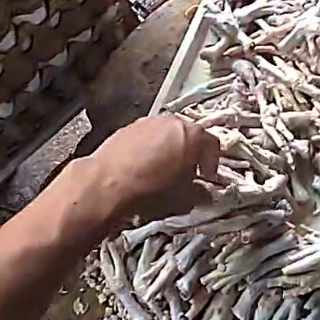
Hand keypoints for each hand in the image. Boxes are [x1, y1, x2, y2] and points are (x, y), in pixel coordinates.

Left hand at [77, 114, 219, 226]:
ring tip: (163, 171)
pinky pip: (145, 137)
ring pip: (165, 134)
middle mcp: (171, 122)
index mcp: (193, 135)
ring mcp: (147, 122)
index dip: (212, 163)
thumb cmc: (149, 189)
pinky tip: (142, 167)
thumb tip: (203, 193)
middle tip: (187, 173)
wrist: (107, 184)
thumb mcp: (183, 197)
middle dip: (190, 153)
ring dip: (168, 149)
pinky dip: (148, 148)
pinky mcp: (126, 128)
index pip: (212, 145)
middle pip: (189, 135)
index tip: (208, 176)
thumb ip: (199, 192)